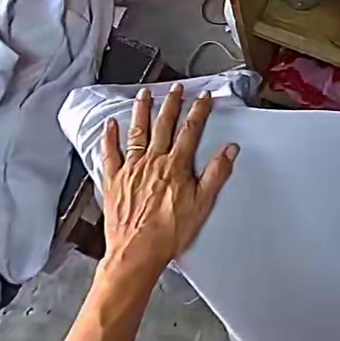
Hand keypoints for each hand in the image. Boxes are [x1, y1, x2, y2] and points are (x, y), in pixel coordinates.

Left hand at [98, 84, 238, 288]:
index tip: (204, 97)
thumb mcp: (203, 203)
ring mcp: (130, 170)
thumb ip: (216, 173)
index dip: (199, 111)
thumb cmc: (170, 231)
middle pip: (163, 125)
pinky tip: (110, 124)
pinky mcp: (113, 182)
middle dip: (171, 103)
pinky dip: (109, 138)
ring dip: (142, 111)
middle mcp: (152, 162)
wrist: (136, 253)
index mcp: (175, 166)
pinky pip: (110, 154)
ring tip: (144, 94)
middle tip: (175, 87)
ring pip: (137, 133)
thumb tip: (230, 149)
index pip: (190, 130)